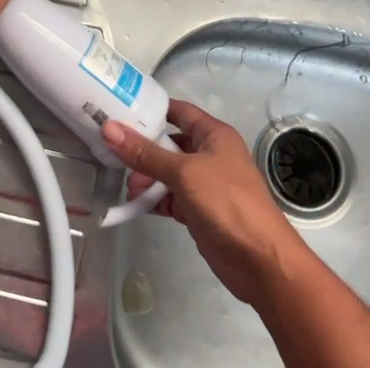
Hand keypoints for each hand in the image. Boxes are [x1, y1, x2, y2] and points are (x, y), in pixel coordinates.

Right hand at [101, 100, 310, 307]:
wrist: (260, 260)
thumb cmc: (227, 202)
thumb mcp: (184, 172)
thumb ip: (146, 153)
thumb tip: (109, 128)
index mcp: (214, 135)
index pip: (179, 111)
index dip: (152, 109)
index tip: (119, 108)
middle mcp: (210, 155)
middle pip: (170, 143)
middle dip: (143, 149)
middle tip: (113, 153)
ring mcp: (206, 185)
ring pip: (168, 173)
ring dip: (147, 177)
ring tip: (128, 186)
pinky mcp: (200, 211)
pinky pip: (171, 198)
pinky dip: (155, 199)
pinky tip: (137, 204)